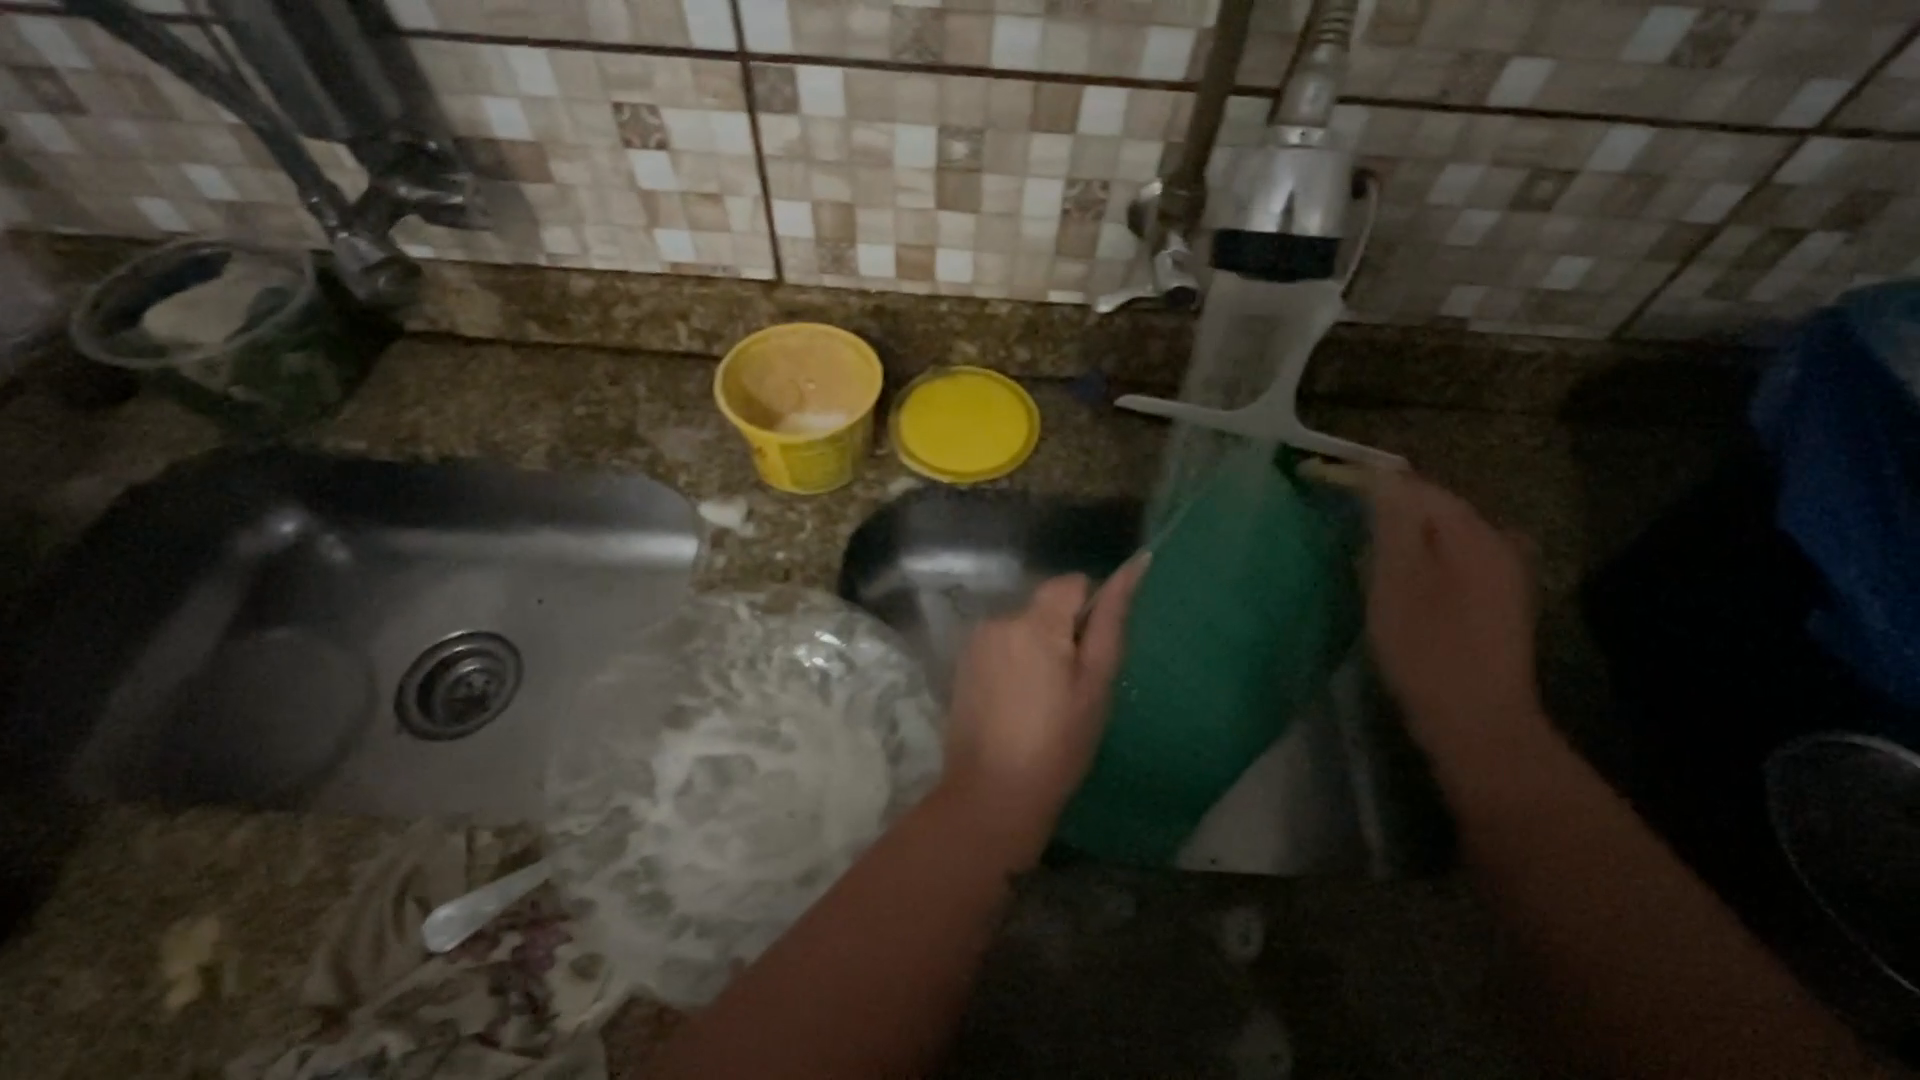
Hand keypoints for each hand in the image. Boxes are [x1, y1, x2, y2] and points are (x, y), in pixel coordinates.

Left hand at [942, 554, 1150, 826]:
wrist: (992, 794)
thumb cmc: (1058, 744)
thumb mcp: (1095, 684)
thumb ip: (1111, 620)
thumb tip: (1135, 565)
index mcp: (1035, 622)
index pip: (1072, 583)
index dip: (1090, 612)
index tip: (1092, 655)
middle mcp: (999, 621)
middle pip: (1044, 607)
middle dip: (1062, 634)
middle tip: (1072, 688)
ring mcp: (975, 643)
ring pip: (1022, 629)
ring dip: (1037, 649)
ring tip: (1043, 702)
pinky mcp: (961, 666)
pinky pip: (1000, 648)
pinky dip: (1014, 665)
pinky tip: (1017, 706)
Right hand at [1365, 470, 1544, 762]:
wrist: (1477, 724)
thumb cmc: (1428, 650)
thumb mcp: (1398, 581)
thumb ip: (1394, 523)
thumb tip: (1385, 476)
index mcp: (1474, 535)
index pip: (1419, 488)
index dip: (1373, 483)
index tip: (1329, 483)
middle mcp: (1499, 546)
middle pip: (1438, 510)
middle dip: (1393, 508)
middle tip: (1344, 515)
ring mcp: (1504, 579)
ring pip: (1447, 539)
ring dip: (1409, 536)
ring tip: (1369, 546)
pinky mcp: (1498, 608)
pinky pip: (1456, 564)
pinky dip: (1426, 561)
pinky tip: (1406, 581)